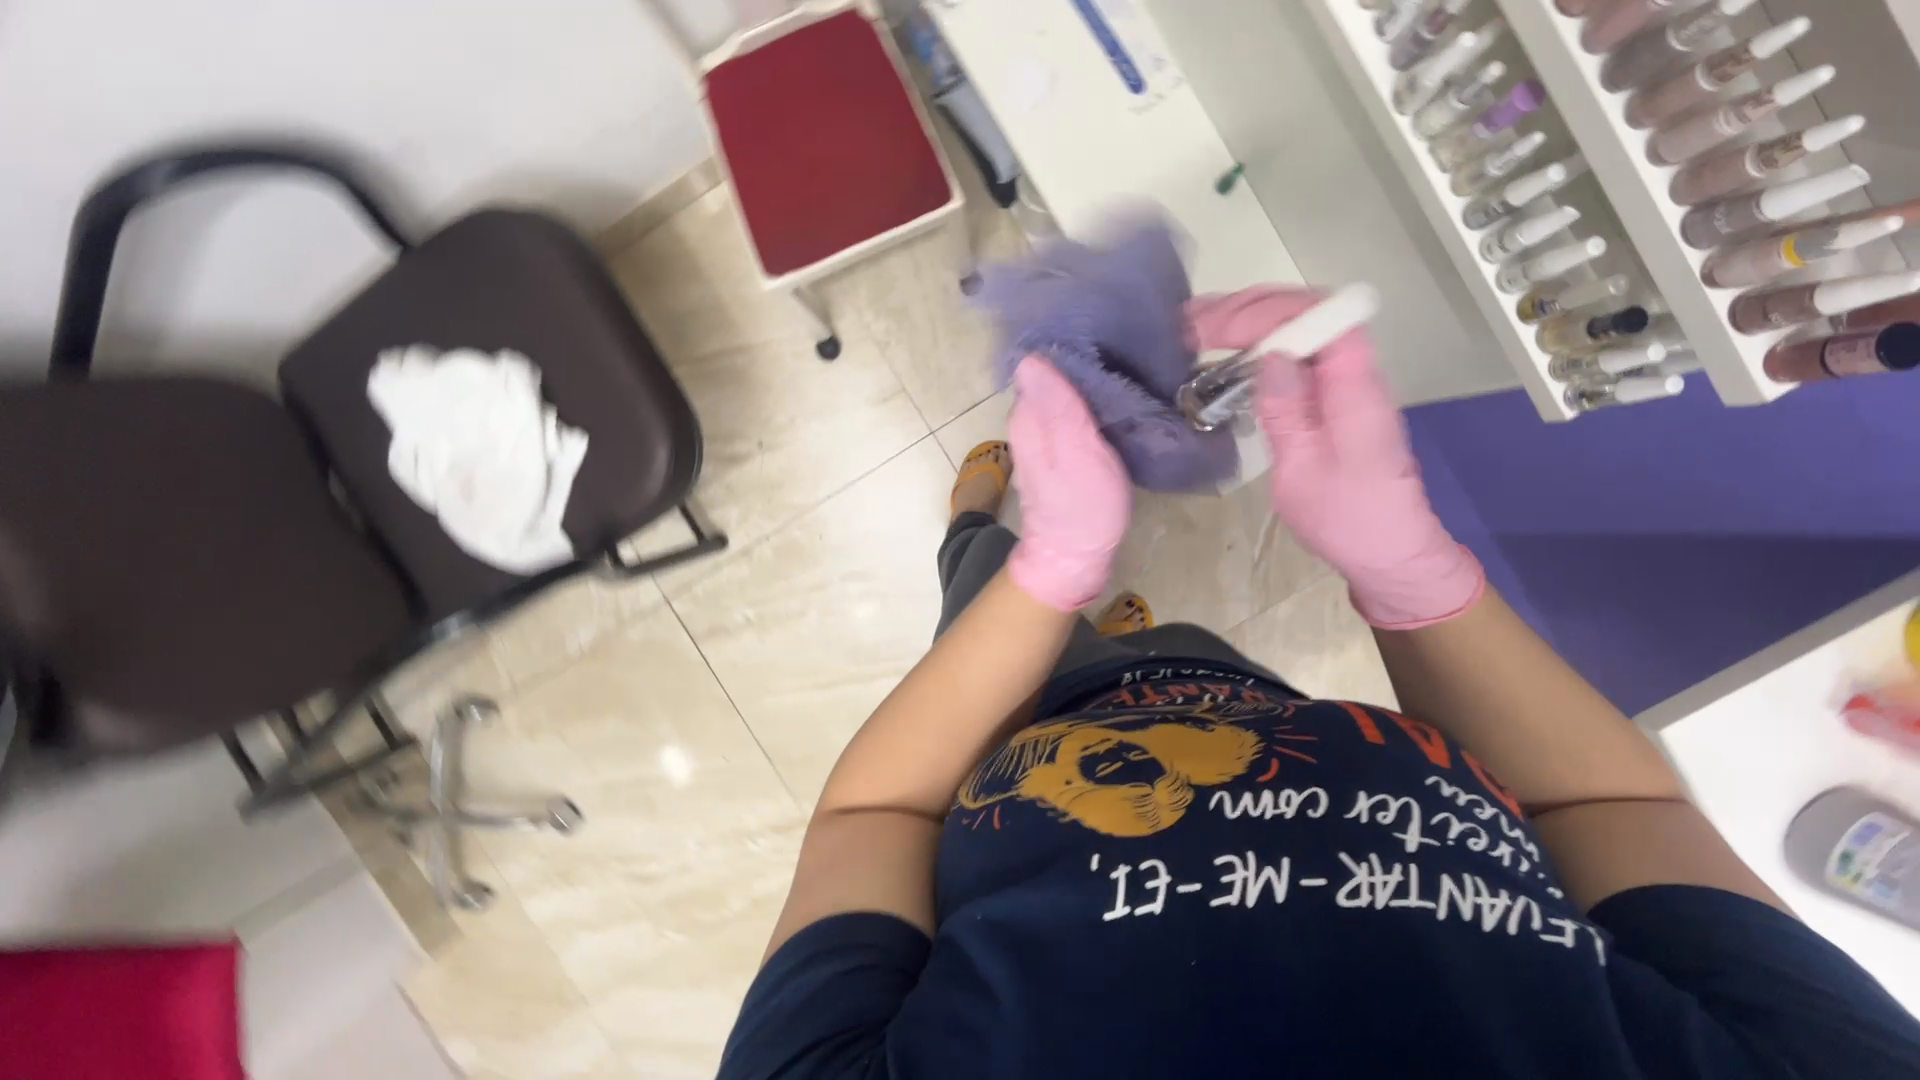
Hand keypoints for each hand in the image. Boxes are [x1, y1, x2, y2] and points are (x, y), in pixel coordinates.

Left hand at [1004, 355, 1131, 611]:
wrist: (1075, 557)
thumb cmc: (1082, 504)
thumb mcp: (1076, 450)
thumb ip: (1057, 404)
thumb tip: (1030, 357)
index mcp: (1029, 415)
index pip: (1043, 360)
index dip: (1073, 345)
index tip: (1108, 334)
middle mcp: (1028, 420)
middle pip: (1053, 373)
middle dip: (1084, 359)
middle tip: (1127, 348)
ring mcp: (1041, 436)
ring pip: (1063, 392)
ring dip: (1090, 381)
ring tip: (1127, 368)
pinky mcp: (1058, 450)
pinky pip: (1071, 412)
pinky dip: (1091, 403)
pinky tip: (1115, 400)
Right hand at [1186, 288, 1483, 628]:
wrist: (1388, 551)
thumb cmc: (1348, 520)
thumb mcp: (1305, 472)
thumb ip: (1288, 412)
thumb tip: (1272, 355)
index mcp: (1354, 386)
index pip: (1318, 316)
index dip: (1264, 312)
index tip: (1214, 331)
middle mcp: (1353, 373)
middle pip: (1305, 311)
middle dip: (1246, 309)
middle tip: (1189, 323)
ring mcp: (1341, 383)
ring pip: (1297, 328)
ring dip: (1246, 321)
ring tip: (1193, 329)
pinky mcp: (1328, 398)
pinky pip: (1292, 353)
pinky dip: (1254, 345)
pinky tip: (1221, 355)